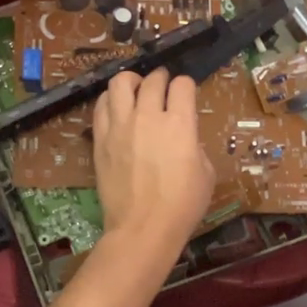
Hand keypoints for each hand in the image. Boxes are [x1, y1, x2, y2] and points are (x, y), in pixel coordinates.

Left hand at [92, 68, 214, 258]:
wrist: (143, 228)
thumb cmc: (182, 206)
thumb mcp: (206, 173)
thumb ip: (194, 145)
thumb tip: (184, 138)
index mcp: (180, 123)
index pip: (183, 85)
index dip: (187, 85)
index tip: (186, 93)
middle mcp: (148, 116)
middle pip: (153, 80)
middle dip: (161, 78)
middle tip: (163, 85)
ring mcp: (120, 126)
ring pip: (120, 83)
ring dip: (132, 81)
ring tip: (136, 89)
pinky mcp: (100, 139)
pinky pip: (101, 106)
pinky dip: (110, 101)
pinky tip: (116, 108)